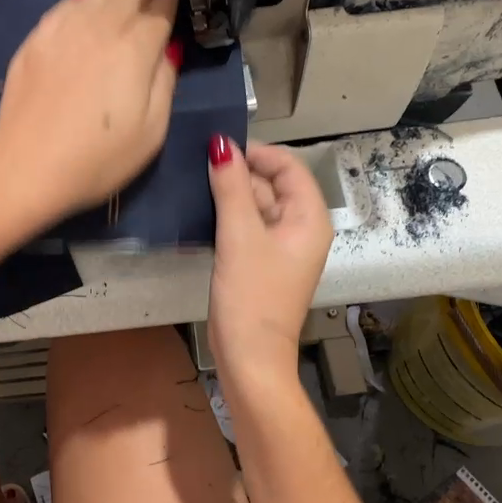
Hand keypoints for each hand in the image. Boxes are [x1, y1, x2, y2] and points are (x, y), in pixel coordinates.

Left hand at [0, 0, 180, 225]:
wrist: (26, 168)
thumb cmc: (96, 160)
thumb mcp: (151, 134)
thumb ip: (165, 83)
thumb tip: (169, 47)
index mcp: (134, 50)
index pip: (159, 11)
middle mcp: (100, 28)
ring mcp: (63, 31)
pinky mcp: (36, 40)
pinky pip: (66, 5)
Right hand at [206, 138, 333, 387]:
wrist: (249, 358)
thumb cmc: (252, 296)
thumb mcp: (239, 236)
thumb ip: (230, 187)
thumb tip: (221, 144)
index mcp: (309, 218)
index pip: (288, 166)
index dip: (255, 152)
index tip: (216, 148)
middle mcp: (300, 229)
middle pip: (271, 185)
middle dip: (238, 173)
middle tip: (195, 166)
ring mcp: (280, 249)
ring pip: (256, 207)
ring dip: (229, 196)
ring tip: (192, 186)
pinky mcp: (260, 265)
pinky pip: (246, 229)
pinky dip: (226, 218)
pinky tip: (200, 215)